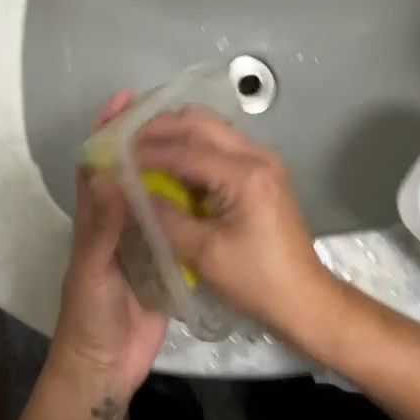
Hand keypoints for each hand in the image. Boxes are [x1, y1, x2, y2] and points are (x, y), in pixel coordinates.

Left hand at [49, 91, 168, 398]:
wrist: (107, 368)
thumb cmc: (90, 315)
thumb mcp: (92, 270)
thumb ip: (101, 228)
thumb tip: (111, 174)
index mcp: (93, 218)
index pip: (97, 163)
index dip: (107, 131)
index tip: (126, 100)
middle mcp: (116, 221)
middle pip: (129, 171)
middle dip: (145, 140)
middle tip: (175, 113)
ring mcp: (140, 240)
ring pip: (154, 193)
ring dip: (169, 167)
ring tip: (198, 140)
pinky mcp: (163, 261)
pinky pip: (176, 225)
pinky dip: (188, 204)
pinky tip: (212, 188)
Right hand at [135, 107, 336, 337]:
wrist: (304, 297)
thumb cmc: (256, 280)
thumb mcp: (205, 254)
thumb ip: (166, 219)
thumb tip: (132, 194)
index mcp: (245, 174)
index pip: (186, 150)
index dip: (147, 151)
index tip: (115, 156)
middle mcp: (257, 154)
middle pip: (200, 122)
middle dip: (160, 128)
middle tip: (126, 139)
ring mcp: (263, 158)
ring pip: (211, 127)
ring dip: (176, 132)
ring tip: (142, 145)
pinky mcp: (262, 169)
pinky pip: (220, 143)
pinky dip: (192, 145)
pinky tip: (170, 161)